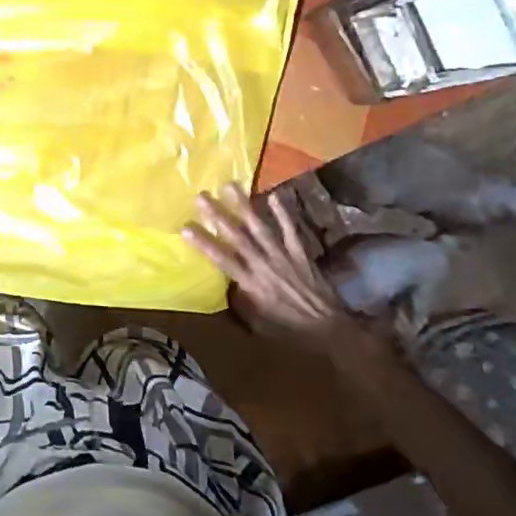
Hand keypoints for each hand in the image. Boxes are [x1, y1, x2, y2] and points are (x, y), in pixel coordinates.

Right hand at [183, 183, 365, 354]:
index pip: (222, 259)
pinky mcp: (301, 253)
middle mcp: (264, 265)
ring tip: (231, 185)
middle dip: (218, 216)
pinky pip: (291, 230)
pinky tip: (274, 195)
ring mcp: (283, 256)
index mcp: (251, 284)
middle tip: (201, 196)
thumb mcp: (258, 322)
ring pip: (260, 227)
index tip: (186, 227)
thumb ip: (240, 301)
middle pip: (237, 237)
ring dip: (244, 206)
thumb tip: (224, 285)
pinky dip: (283, 213)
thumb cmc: (289, 330)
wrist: (330, 329)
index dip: (204, 243)